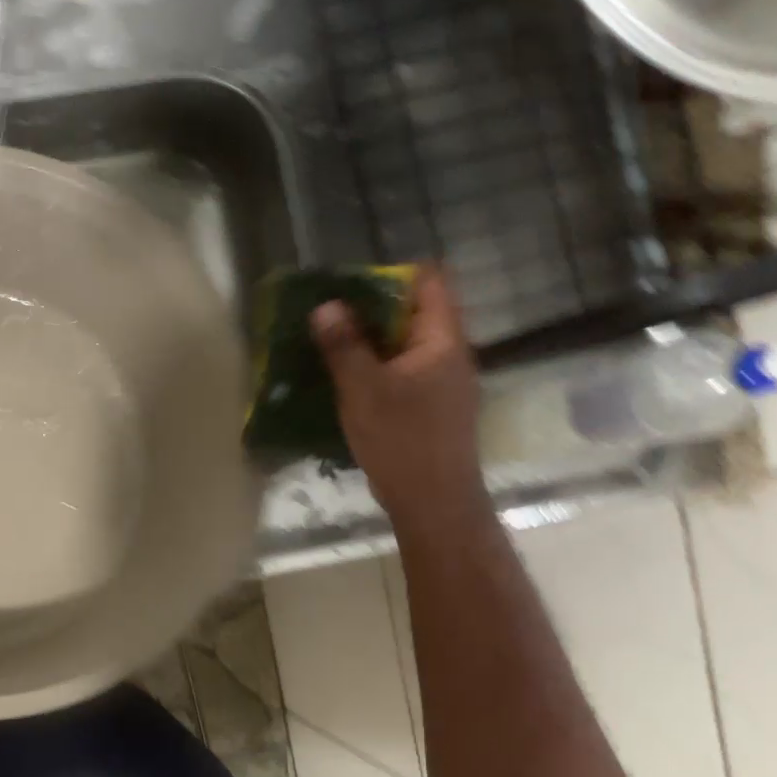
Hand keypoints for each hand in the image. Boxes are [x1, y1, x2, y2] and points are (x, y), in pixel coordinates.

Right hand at [313, 268, 487, 526]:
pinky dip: (377, 369)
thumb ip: (344, 345)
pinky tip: (347, 383)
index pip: (429, 282)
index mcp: (442, 339)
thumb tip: (326, 305)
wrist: (433, 500)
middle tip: (327, 317)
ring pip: (406, 345)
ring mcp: (444, 382)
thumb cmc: (401, 439)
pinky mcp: (433, 407)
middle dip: (371, 310)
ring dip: (370, 343)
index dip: (390, 276)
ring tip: (329, 347)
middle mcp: (450, 353)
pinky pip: (404, 372)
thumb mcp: (363, 389)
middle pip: (415, 312)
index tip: (348, 286)